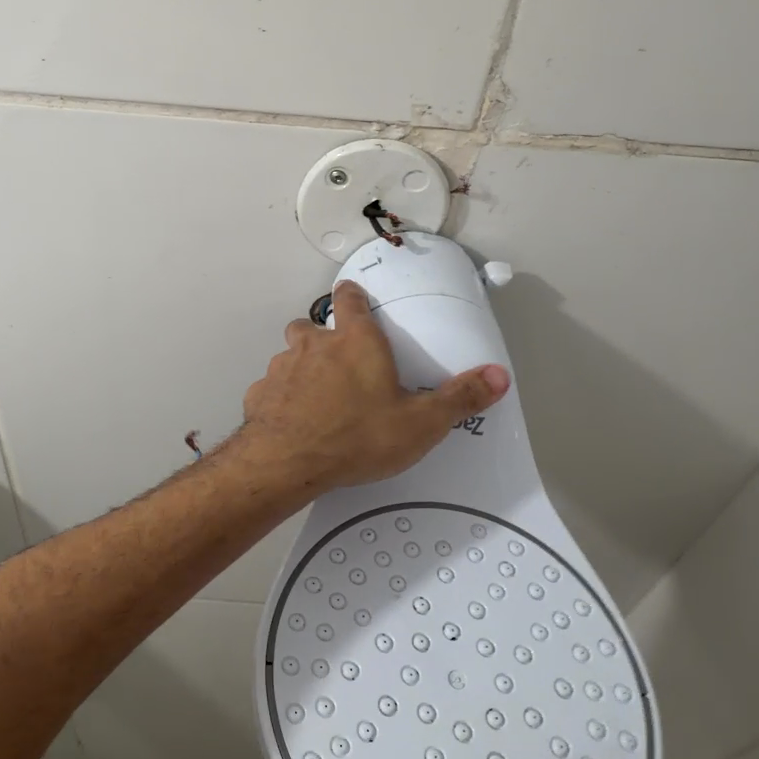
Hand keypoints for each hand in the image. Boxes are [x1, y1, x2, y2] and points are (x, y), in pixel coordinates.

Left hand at [234, 279, 509, 491]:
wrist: (286, 462)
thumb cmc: (356, 436)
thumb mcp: (420, 423)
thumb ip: (459, 398)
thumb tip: (499, 375)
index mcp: (355, 342)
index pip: (349, 300)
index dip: (352, 296)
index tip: (355, 298)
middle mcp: (313, 347)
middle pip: (309, 325)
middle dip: (320, 336)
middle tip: (336, 359)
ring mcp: (281, 369)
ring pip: (287, 357)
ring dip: (299, 368)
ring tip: (315, 396)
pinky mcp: (259, 395)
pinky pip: (270, 389)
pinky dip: (280, 398)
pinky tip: (291, 421)